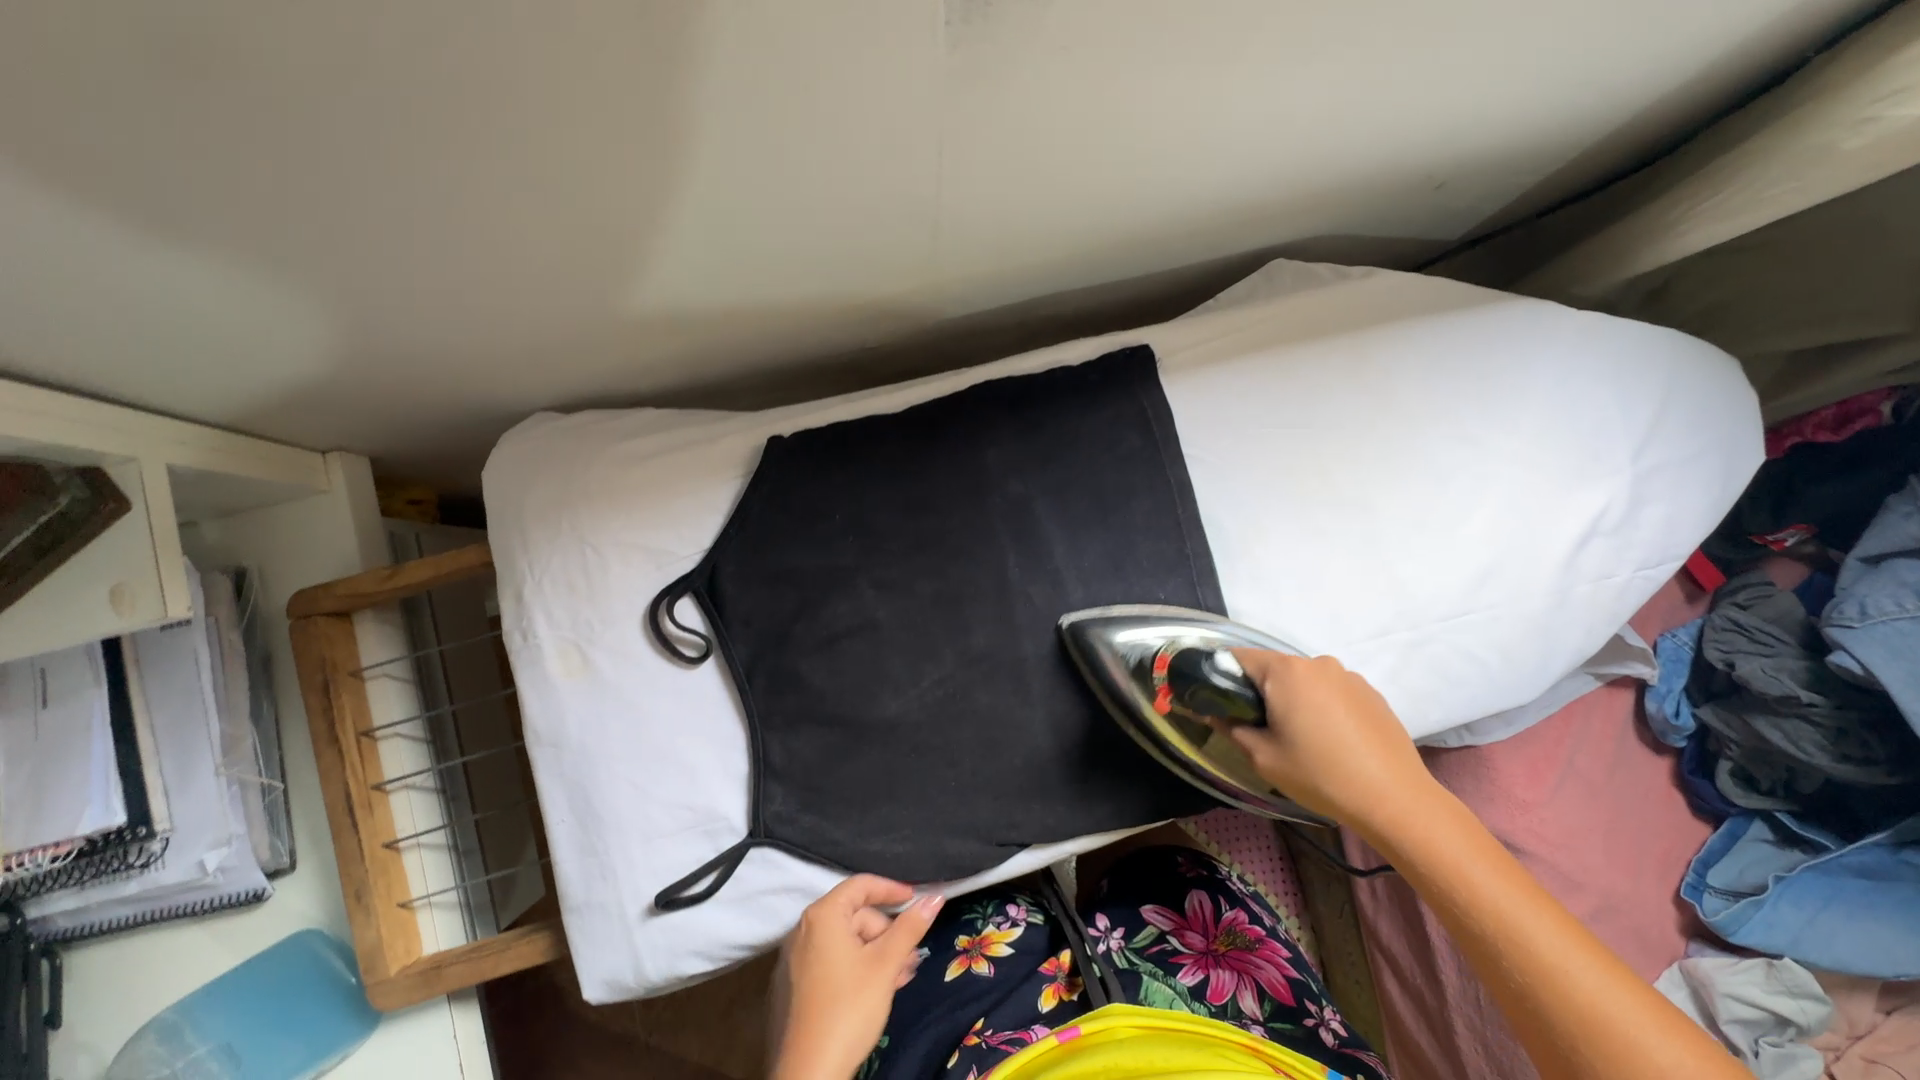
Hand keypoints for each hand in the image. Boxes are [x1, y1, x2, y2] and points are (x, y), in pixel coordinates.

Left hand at [769, 875, 942, 1079]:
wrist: (808, 1071)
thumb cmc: (849, 1008)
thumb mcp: (885, 965)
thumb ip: (910, 927)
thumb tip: (934, 897)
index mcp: (822, 916)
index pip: (861, 885)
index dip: (892, 889)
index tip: (917, 900)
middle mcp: (803, 930)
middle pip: (854, 915)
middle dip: (887, 933)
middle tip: (911, 957)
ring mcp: (795, 958)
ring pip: (846, 942)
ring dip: (877, 954)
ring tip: (901, 977)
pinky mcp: (794, 985)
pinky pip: (832, 961)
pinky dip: (857, 967)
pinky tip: (878, 989)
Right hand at [1224, 650, 1441, 834]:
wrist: (1394, 798)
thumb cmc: (1319, 775)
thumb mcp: (1262, 757)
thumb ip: (1231, 728)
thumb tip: (1212, 713)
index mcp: (1286, 672)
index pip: (1239, 656)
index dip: (1221, 675)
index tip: (1218, 702)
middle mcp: (1317, 663)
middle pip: (1274, 668)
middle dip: (1261, 692)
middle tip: (1259, 728)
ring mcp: (1348, 676)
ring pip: (1305, 681)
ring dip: (1293, 700)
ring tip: (1299, 738)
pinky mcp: (1371, 693)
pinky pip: (1331, 692)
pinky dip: (1321, 707)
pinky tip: (1330, 741)